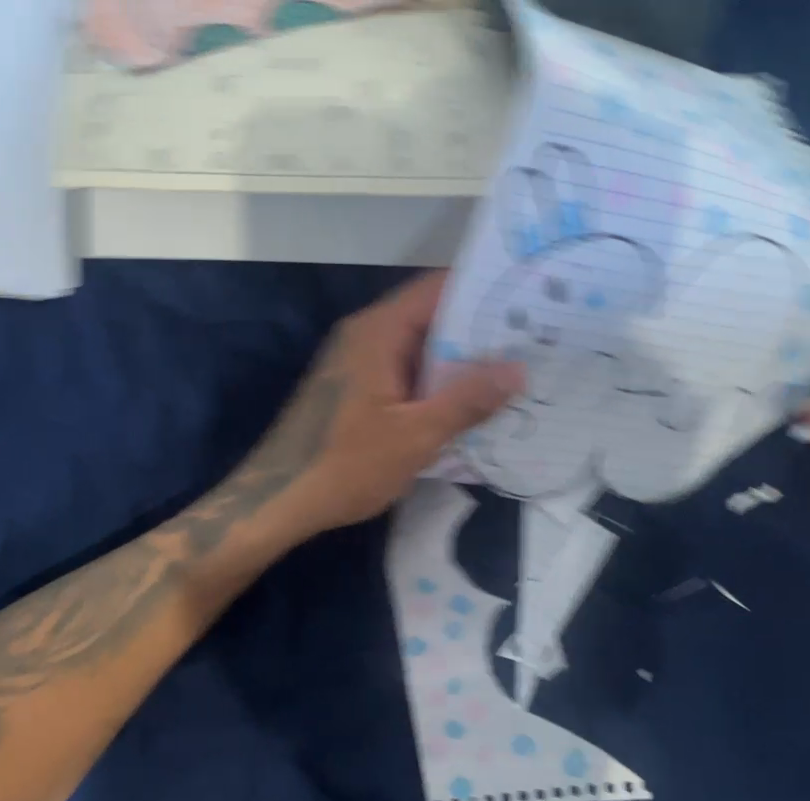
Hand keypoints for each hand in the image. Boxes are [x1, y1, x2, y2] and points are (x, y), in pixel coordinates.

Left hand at [250, 271, 523, 538]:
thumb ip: (467, 400)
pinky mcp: (351, 391)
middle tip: (532, 343)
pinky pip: (401, 374)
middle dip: (478, 331)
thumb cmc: (345, 466)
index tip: (530, 300)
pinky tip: (464, 406)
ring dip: (456, 363)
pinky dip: (431, 384)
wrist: (277, 502)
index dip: (485, 292)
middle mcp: (363, 336)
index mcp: (377, 332)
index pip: (438, 288)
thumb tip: (518, 369)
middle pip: (429, 318)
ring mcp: (354, 364)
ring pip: (416, 350)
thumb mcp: (416, 436)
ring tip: (510, 374)